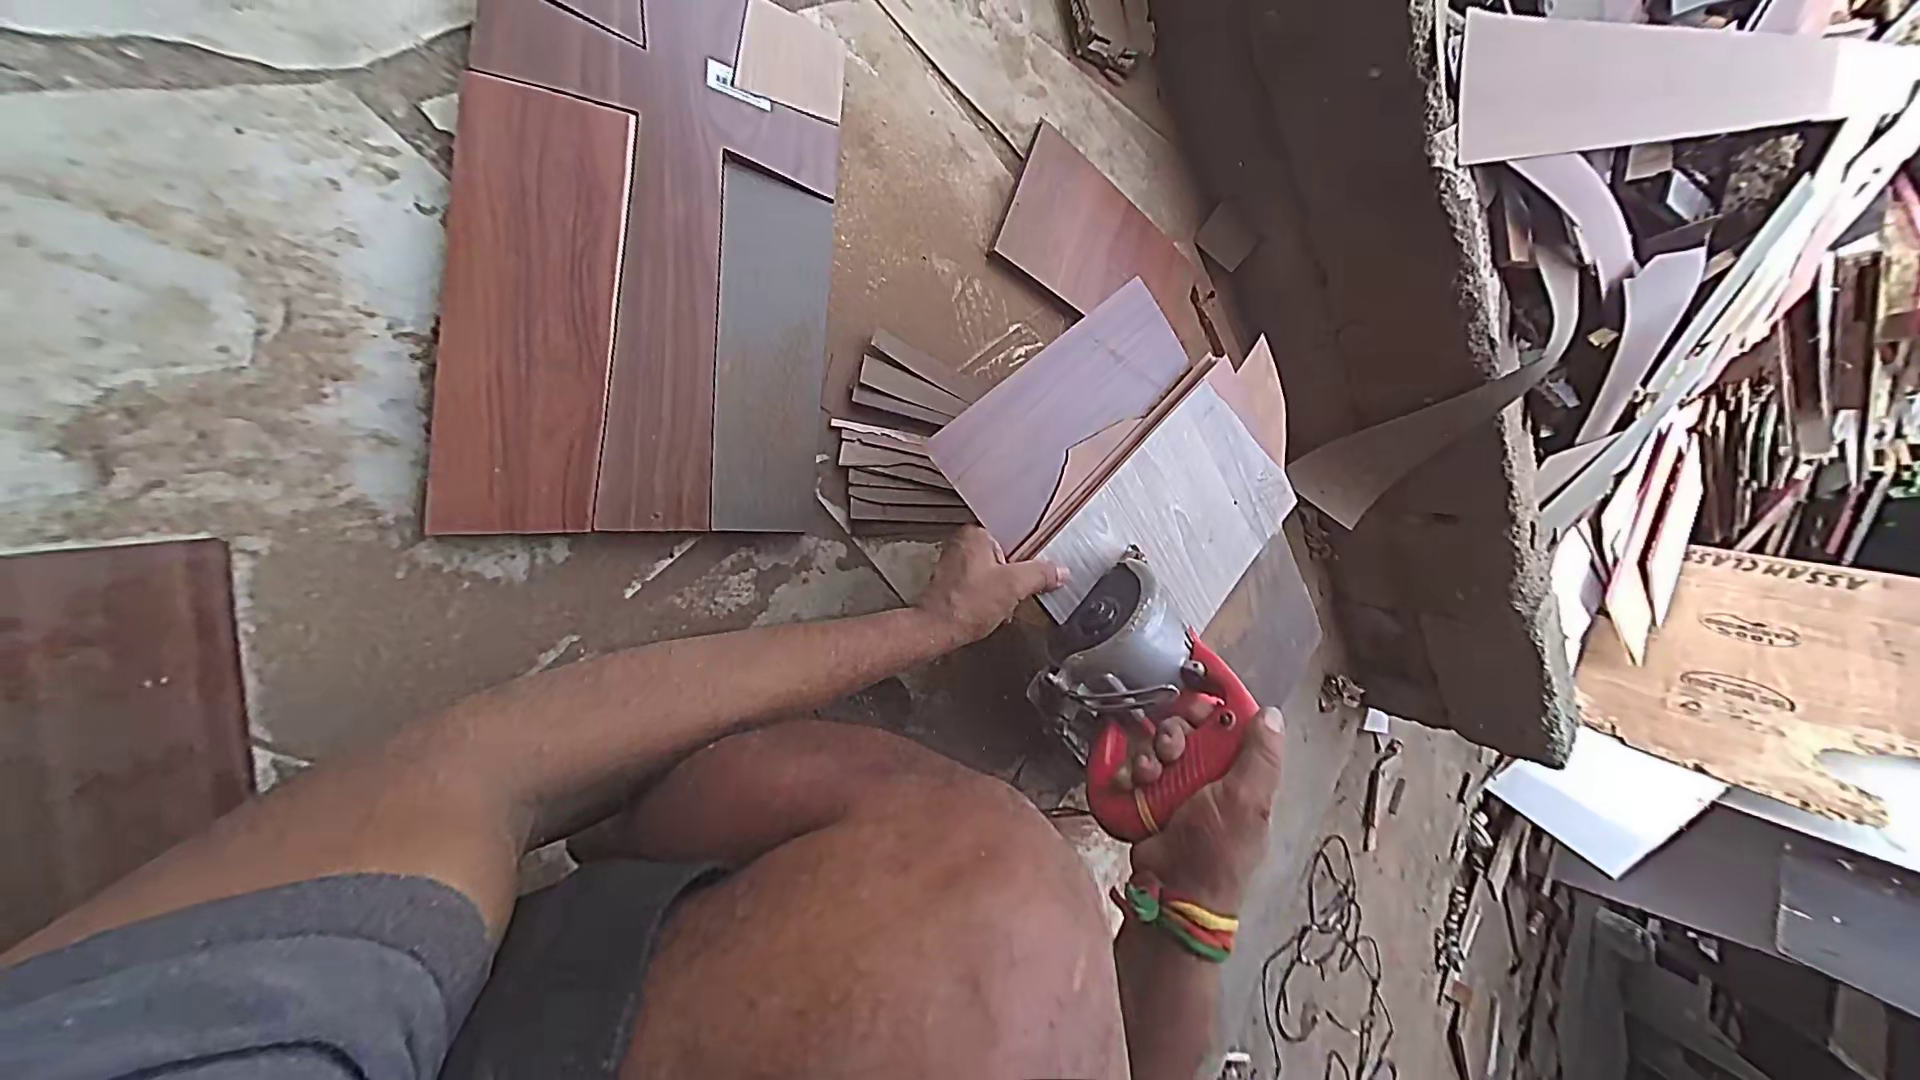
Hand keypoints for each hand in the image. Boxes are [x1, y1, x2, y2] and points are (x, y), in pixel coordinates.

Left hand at [915, 526, 1068, 644]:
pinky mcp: (952, 582)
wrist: (936, 631)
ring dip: (1005, 587)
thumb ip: (1040, 574)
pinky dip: (991, 594)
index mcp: (976, 533)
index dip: (1031, 552)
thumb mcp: (1014, 586)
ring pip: (995, 570)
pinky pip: (982, 582)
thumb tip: (1061, 571)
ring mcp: (955, 562)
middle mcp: (962, 542)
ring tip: (1008, 602)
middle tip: (1022, 589)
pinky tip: (995, 609)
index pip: (1014, 534)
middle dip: (1017, 574)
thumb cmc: (968, 604)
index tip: (1042, 566)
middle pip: (1006, 553)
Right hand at [1127, 706, 1284, 913]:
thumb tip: (1271, 716)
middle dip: (1172, 734)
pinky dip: (1132, 772)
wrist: (1171, 891)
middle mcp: (1206, 773)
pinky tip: (1138, 785)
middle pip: (1183, 727)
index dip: (1207, 710)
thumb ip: (1261, 758)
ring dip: (1150, 755)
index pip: (1222, 721)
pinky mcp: (1146, 794)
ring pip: (1155, 744)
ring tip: (1152, 777)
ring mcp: (1175, 784)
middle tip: (1172, 752)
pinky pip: (1134, 765)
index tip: (1194, 713)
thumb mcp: (1247, 803)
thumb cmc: (1217, 854)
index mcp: (1237, 772)